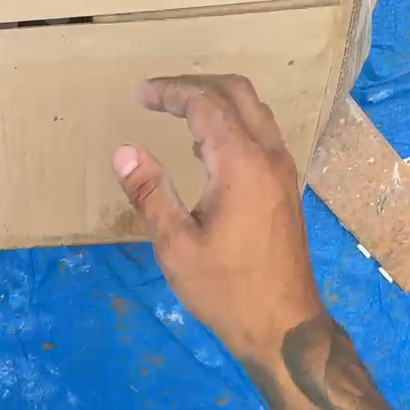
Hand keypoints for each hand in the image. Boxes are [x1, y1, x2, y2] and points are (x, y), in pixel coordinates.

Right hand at [113, 75, 323, 363]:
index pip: (205, 104)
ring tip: (179, 116)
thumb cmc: (226, 290)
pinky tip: (208, 152)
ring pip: (254, 113)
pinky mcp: (286, 190)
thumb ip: (150, 193)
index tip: (140, 94)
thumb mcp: (176, 246)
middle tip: (158, 95)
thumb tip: (124, 152)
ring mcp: (283, 172)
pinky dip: (232, 127)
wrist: (282, 323)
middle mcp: (268, 156)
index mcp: (240, 163)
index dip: (171, 92)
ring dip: (217, 103)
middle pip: (237, 94)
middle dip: (195, 86)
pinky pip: (261, 137)